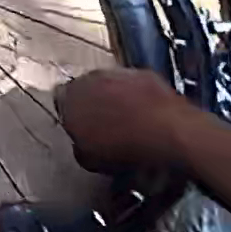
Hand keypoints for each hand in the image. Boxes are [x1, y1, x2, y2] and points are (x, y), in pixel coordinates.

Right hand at [55, 68, 197, 173]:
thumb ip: (78, 146)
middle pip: (85, 89)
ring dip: (117, 99)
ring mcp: (116, 72)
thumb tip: (81, 145)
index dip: (71, 115)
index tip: (84, 131)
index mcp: (66, 97)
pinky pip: (137, 85)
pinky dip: (142, 97)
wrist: (170, 132)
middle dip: (93, 104)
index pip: (60, 101)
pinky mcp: (144, 73)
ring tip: (134, 122)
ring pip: (110, 85)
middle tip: (109, 126)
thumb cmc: (124, 148)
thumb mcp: (90, 160)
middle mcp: (85, 78)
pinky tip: (153, 116)